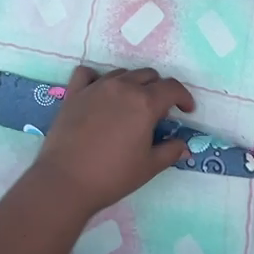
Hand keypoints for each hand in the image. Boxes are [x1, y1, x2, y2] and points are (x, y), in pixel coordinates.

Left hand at [26, 65, 194, 220]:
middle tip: (159, 112)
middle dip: (159, 90)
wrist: (66, 180)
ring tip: (131, 105)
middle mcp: (122, 87)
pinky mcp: (74, 92)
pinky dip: (97, 78)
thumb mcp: (149, 167)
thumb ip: (170, 151)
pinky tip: (100, 93)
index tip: (186, 110)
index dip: (183, 97)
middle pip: (148, 76)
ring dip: (133, 84)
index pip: (171, 88)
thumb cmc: (112, 175)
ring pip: (122, 74)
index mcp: (144, 103)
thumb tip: (184, 145)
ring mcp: (96, 87)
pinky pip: (88, 74)